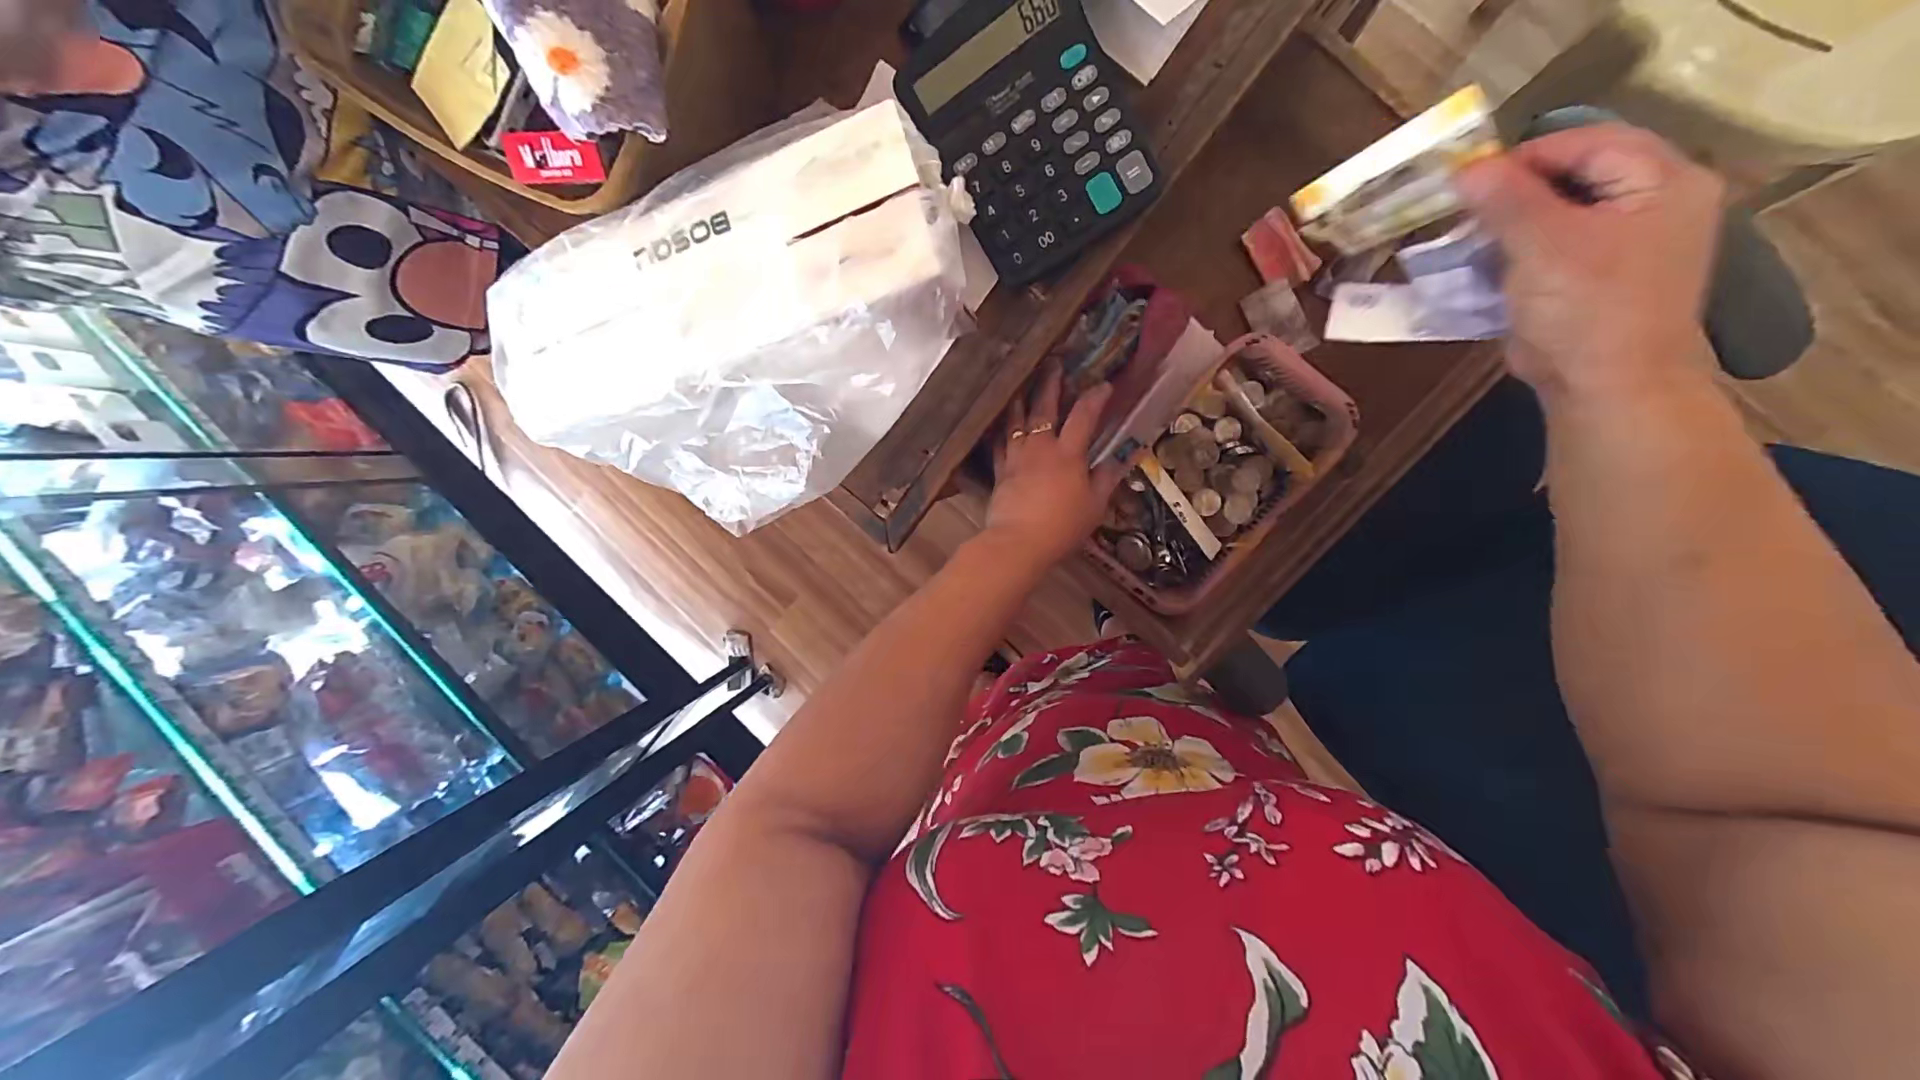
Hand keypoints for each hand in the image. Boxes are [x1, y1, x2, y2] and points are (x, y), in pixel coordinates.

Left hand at [985, 366, 1123, 567]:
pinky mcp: (1000, 471)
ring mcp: (1017, 457)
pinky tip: (998, 423)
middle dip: (1051, 383)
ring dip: (1020, 399)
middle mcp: (1040, 447)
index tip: (1104, 385)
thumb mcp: (1094, 505)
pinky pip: (998, 443)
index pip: (1084, 416)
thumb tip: (1126, 457)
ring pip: (1016, 420)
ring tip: (1020, 383)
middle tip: (1053, 363)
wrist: (1018, 542)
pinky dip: (999, 430)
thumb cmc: (1061, 526)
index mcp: (1068, 454)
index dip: (1096, 397)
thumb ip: (1108, 478)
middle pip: (1044, 407)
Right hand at [1454, 123, 1724, 403]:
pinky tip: (1483, 264)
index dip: (1528, 155)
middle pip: (1576, 176)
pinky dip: (1516, 252)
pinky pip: (1551, 250)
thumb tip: (1466, 168)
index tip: (1470, 179)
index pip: (1590, 141)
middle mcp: (1652, 205)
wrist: (1605, 385)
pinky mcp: (1594, 281)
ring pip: (1559, 215)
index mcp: (1663, 182)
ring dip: (1509, 224)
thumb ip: (1506, 200)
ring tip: (1466, 238)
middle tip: (1463, 208)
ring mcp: (1624, 246)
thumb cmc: (1586, 308)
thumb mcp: (1544, 244)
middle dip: (1514, 191)